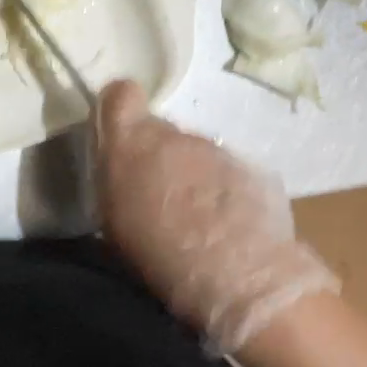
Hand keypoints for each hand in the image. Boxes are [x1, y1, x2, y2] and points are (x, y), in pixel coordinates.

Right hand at [96, 80, 338, 353]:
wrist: (235, 272)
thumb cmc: (156, 252)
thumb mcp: (113, 219)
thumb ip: (117, 179)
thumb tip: (121, 170)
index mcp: (131, 144)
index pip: (120, 95)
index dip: (119, 108)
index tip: (119, 130)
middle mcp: (174, 136)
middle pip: (161, 131)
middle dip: (157, 156)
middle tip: (157, 194)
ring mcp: (217, 149)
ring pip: (196, 153)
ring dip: (192, 176)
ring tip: (194, 218)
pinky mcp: (253, 168)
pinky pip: (229, 173)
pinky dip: (224, 192)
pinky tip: (224, 225)